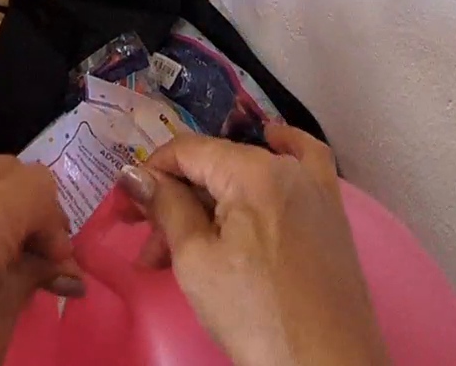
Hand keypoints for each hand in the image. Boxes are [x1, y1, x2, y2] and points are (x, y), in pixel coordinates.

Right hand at [118, 123, 389, 365]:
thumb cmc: (256, 317)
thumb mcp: (196, 262)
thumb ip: (166, 207)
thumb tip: (133, 173)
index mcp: (251, 171)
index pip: (187, 151)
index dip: (150, 175)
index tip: (126, 209)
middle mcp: (285, 167)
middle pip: (214, 167)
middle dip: (176, 201)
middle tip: (150, 247)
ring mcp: (313, 188)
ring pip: (246, 177)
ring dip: (209, 203)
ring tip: (183, 247)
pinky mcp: (330, 213)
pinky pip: (305, 162)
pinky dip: (284, 147)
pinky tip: (272, 138)